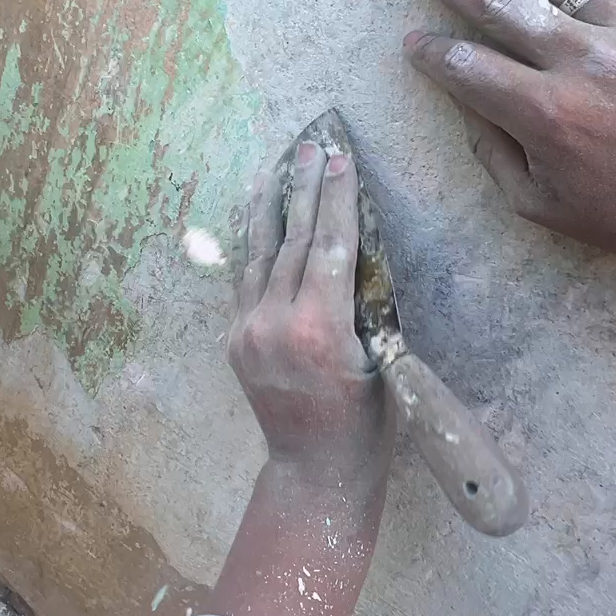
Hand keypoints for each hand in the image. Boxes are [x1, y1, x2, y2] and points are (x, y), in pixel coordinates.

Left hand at [228, 142, 392, 485]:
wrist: (315, 470)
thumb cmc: (367, 422)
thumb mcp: (381, 357)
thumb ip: (363, 301)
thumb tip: (352, 243)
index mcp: (319, 330)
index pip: (328, 245)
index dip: (336, 198)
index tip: (340, 158)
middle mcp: (274, 324)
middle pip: (292, 241)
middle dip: (304, 188)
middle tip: (310, 144)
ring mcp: (247, 331)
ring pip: (259, 254)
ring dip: (271, 206)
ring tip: (279, 165)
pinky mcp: (234, 339)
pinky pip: (245, 279)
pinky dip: (254, 243)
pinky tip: (258, 216)